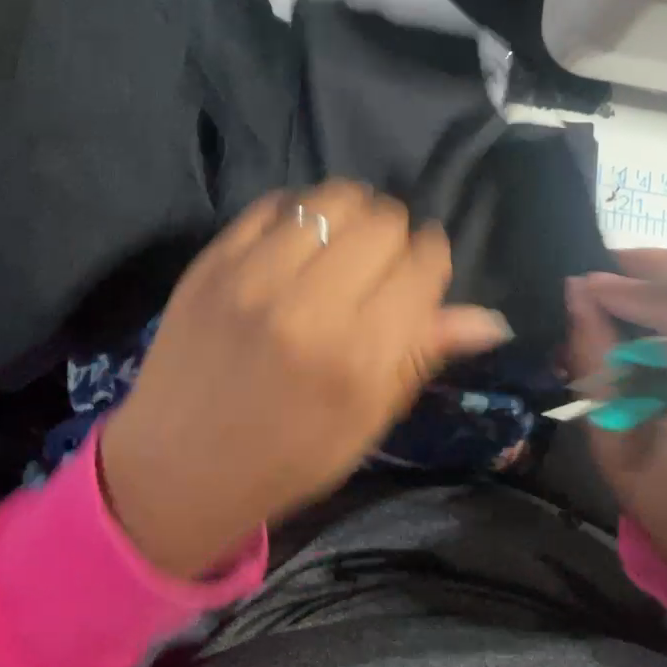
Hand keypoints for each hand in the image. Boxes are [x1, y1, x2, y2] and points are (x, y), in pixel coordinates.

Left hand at [100, 181, 513, 579]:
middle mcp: (307, 305)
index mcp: (356, 357)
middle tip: (379, 266)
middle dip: (395, 238)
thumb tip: (489, 318)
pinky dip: (297, 216)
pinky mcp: (211, 262)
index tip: (420, 276)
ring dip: (350, 216)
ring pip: (331, 199)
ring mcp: (251, 277)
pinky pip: (273, 204)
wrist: (178, 467)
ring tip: (342, 245)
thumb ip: (420, 358)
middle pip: (382, 222)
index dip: (431, 264)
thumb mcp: (365, 425)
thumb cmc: (284, 458)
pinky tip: (296, 245)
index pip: (423, 264)